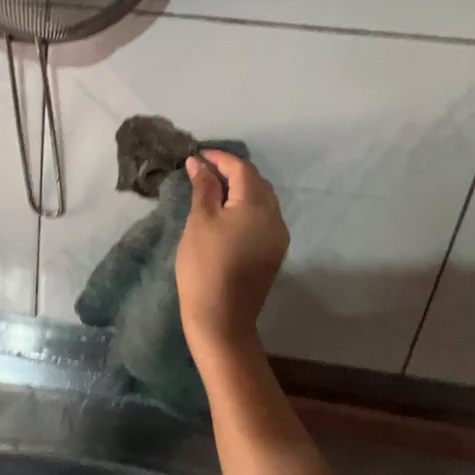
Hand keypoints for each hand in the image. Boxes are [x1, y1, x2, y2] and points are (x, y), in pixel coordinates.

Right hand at [176, 150, 287, 359]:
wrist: (221, 318)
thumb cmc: (205, 265)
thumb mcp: (200, 221)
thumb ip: (203, 187)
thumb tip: (199, 163)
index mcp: (258, 207)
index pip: (243, 169)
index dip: (220, 158)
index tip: (197, 156)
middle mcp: (275, 218)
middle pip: (256, 183)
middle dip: (231, 171)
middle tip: (203, 171)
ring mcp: (277, 237)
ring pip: (261, 200)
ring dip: (239, 189)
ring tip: (211, 189)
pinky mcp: (272, 253)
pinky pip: (262, 218)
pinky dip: (245, 207)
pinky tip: (225, 212)